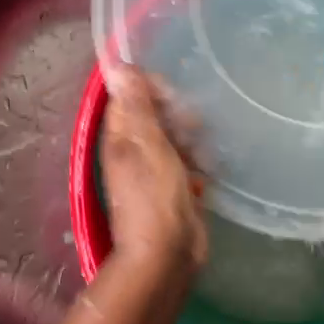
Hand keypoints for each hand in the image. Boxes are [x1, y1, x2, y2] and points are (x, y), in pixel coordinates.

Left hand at [100, 65, 206, 276]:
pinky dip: (197, 162)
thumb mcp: (147, 145)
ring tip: (201, 152)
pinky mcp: (174, 187)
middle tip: (193, 127)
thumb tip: (116, 66)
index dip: (152, 87)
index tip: (174, 95)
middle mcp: (133, 149)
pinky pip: (187, 161)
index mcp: (120, 136)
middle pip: (155, 113)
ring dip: (191, 139)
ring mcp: (154, 169)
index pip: (130, 93)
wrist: (167, 257)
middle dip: (177, 114)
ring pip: (174, 137)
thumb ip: (136, 107)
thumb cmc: (155, 198)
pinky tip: (207, 170)